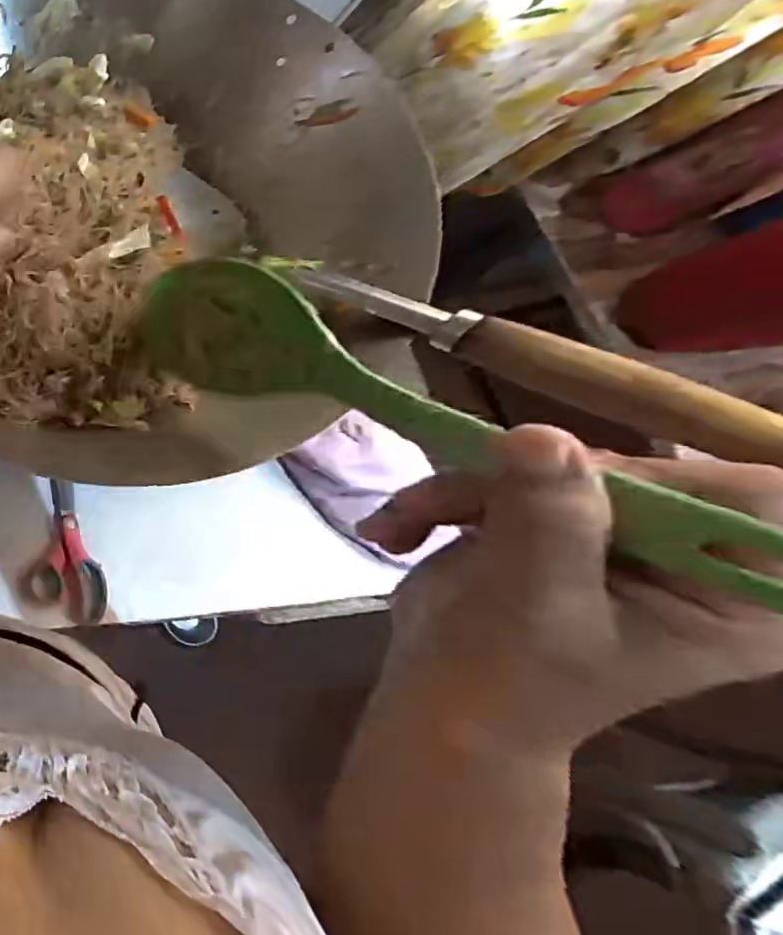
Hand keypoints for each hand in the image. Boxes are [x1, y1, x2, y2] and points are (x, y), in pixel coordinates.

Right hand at [358, 425, 782, 755]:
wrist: (436, 699)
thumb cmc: (502, 671)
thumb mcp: (530, 597)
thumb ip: (547, 518)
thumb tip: (539, 433)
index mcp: (735, 594)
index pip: (738, 496)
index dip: (651, 480)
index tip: (553, 490)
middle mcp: (685, 560)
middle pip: (617, 476)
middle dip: (509, 487)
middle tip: (439, 507)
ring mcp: (608, 543)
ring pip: (537, 473)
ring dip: (451, 494)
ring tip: (395, 530)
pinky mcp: (544, 531)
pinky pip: (494, 486)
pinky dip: (435, 504)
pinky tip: (395, 533)